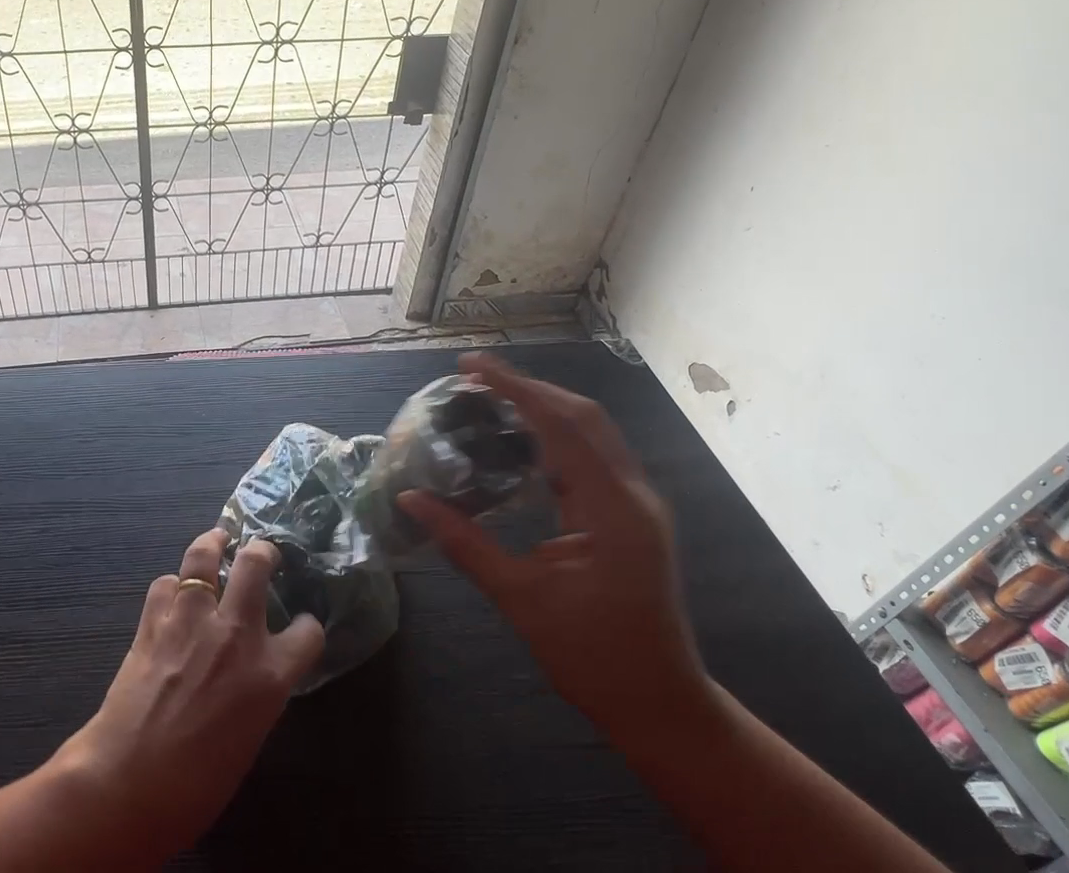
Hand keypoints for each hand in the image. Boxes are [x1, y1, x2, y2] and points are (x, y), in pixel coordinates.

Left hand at [51, 529, 323, 859]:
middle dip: (263, 551)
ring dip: (212, 544)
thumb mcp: (250, 736)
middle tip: (261, 553)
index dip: (307, 627)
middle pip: (256, 565)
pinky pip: (164, 584)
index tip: (302, 627)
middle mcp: (234, 636)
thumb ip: (258, 693)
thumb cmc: (198, 784)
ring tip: (216, 541)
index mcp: (270, 675)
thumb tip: (250, 675)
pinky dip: (172, 585)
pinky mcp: (151, 624)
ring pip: (203, 557)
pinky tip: (173, 594)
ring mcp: (190, 623)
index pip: (308, 632)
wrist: (129, 783)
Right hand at [398, 353, 708, 736]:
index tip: (469, 365)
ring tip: (491, 401)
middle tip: (473, 378)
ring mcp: (638, 505)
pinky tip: (521, 447)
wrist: (658, 703)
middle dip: (529, 389)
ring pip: (593, 435)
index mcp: (612, 507)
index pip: (561, 424)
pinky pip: (593, 460)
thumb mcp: (519, 597)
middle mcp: (633, 494)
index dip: (514, 388)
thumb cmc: (591, 655)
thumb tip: (410, 499)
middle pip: (584, 417)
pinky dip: (556, 440)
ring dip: (545, 410)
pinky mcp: (631, 519)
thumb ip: (464, 542)